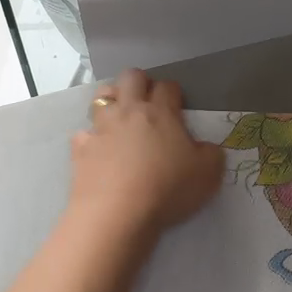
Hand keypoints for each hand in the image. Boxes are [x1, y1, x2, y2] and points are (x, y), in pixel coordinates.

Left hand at [69, 69, 224, 236]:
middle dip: (139, 83)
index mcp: (161, 112)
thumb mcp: (207, 173)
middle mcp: (130, 111)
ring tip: (119, 119)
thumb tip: (205, 148)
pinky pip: (83, 134)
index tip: (177, 107)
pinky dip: (90, 139)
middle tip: (146, 103)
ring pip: (103, 96)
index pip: (167, 86)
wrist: (116, 215)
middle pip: (131, 77)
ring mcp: (102, 128)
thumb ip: (211, 154)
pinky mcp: (81, 149)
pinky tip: (97, 151)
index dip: (173, 92)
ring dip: (111, 102)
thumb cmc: (166, 189)